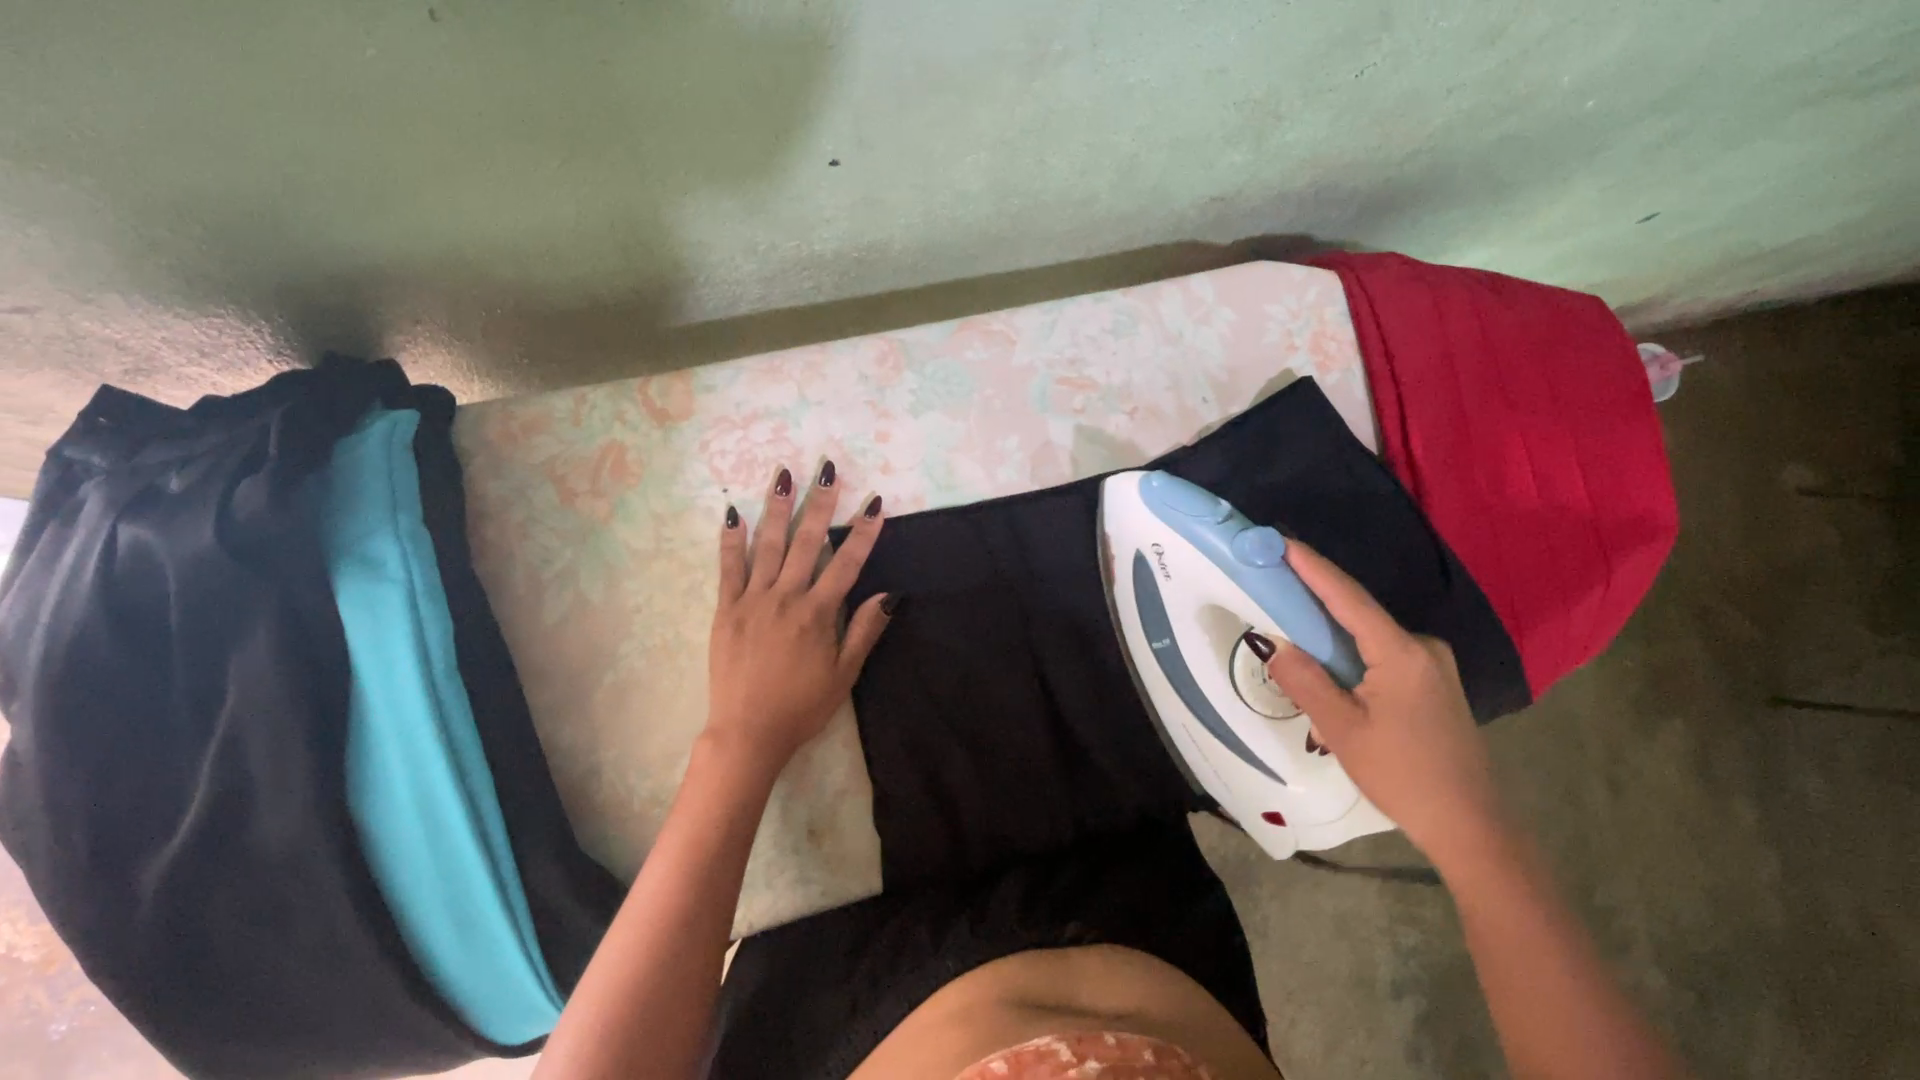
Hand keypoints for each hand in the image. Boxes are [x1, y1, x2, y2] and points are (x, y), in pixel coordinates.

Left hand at [708, 461, 891, 768]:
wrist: (748, 731)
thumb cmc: (802, 706)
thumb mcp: (844, 674)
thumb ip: (864, 630)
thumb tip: (889, 595)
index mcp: (817, 614)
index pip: (846, 563)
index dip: (863, 532)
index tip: (875, 503)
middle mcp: (786, 597)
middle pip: (806, 542)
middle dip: (820, 503)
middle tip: (828, 469)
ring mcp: (752, 600)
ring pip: (767, 545)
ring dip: (777, 508)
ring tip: (783, 475)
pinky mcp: (727, 610)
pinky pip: (728, 568)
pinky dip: (731, 541)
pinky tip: (733, 514)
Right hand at [1252, 541, 1507, 865]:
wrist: (1469, 823)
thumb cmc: (1403, 775)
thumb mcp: (1342, 730)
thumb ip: (1306, 681)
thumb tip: (1275, 645)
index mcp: (1401, 652)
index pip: (1348, 598)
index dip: (1313, 568)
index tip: (1282, 542)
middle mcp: (1423, 647)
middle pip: (1358, 615)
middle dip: (1314, 604)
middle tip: (1273, 588)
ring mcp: (1434, 666)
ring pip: (1369, 640)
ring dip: (1331, 641)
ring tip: (1291, 642)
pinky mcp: (1434, 684)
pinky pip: (1382, 657)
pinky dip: (1351, 659)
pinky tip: (1330, 676)